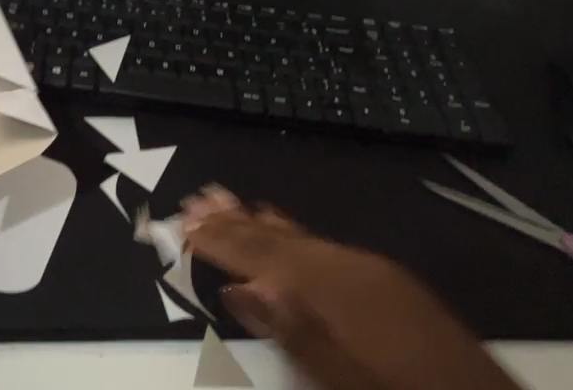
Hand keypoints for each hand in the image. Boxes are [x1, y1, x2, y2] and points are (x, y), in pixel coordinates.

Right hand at [181, 187, 520, 389]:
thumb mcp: (348, 384)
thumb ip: (293, 333)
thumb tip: (240, 286)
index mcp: (337, 290)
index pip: (263, 255)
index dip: (220, 242)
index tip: (181, 226)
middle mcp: (353, 268)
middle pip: (279, 238)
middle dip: (232, 222)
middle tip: (192, 202)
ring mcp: (375, 273)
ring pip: (301, 237)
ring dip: (258, 222)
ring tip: (224, 202)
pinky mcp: (391, 285)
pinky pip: (324, 246)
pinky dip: (292, 234)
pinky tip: (284, 230)